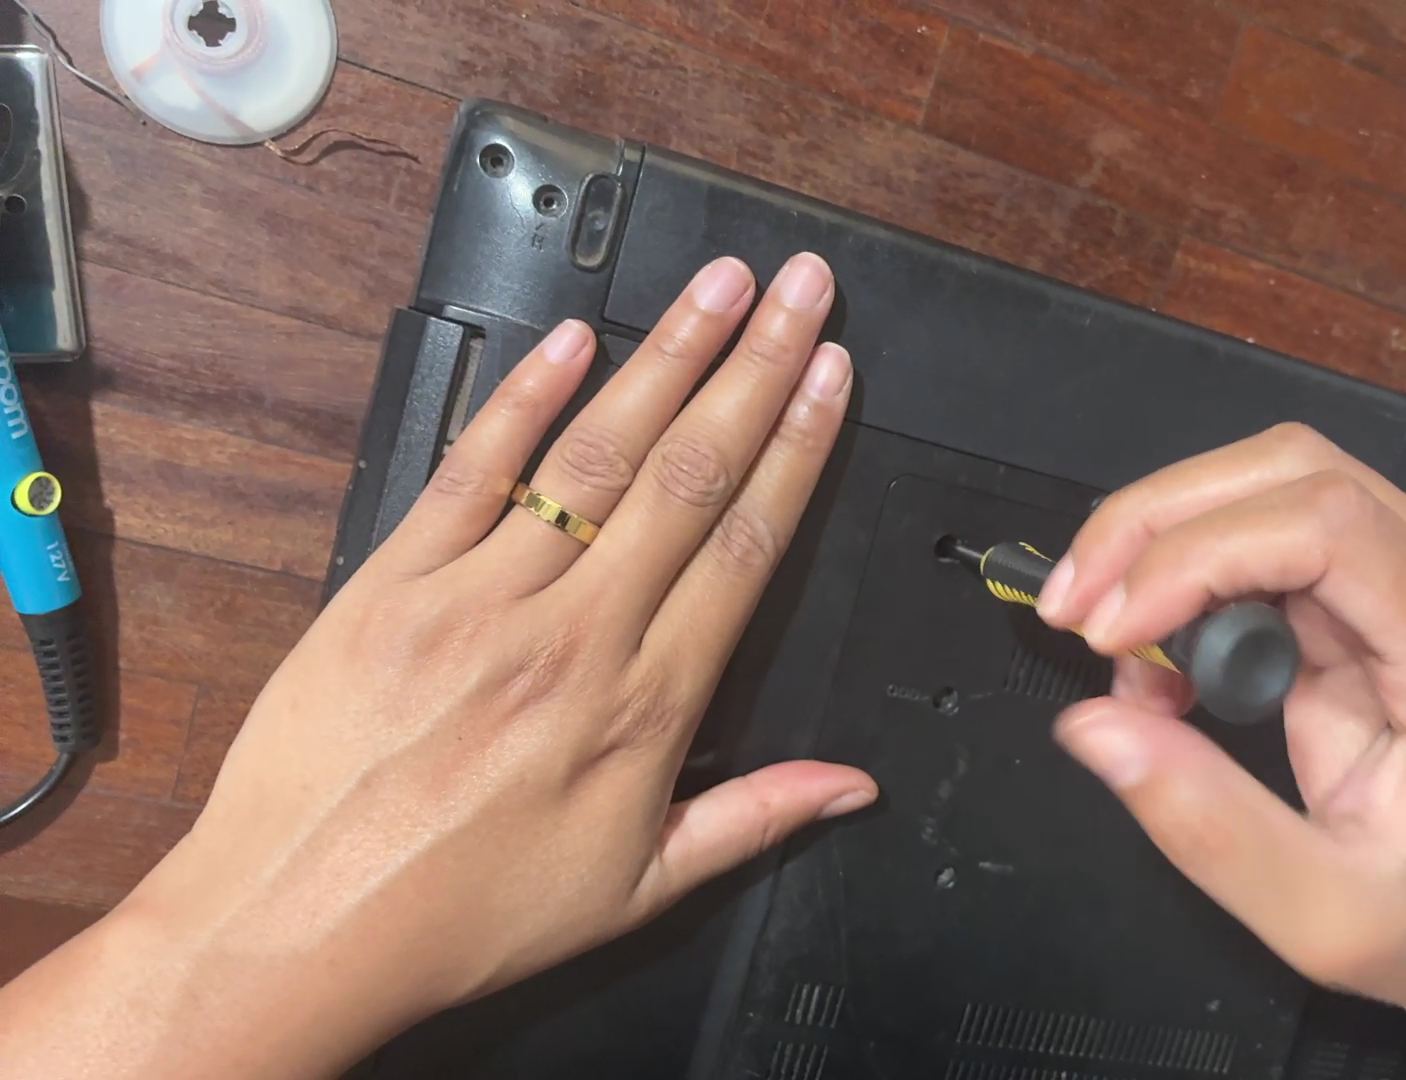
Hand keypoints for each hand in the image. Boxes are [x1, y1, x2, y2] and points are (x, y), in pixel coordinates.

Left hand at [0, 254, 876, 1079]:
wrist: (291, 929)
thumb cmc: (483, 906)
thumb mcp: (645, 885)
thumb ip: (762, 816)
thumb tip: (860, 786)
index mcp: (646, 699)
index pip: (746, 545)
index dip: (797, 450)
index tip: (830, 377)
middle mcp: (577, 628)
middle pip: (688, 475)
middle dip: (757, 371)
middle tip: (802, 292)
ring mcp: (481, 593)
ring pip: (596, 454)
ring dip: (669, 360)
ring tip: (722, 287)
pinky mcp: (395, 578)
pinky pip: (471, 469)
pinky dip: (526, 396)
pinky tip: (578, 337)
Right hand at [1035, 426, 1405, 1078]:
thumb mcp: (1315, 913)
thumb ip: (1203, 823)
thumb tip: (1087, 722)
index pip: (1331, 527)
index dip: (1199, 554)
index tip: (1110, 634)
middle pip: (1287, 471)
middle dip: (1152, 523)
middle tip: (1072, 610)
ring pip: (1260, 479)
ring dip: (1155, 538)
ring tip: (1109, 638)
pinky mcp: (1363, 574)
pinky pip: (1252, 523)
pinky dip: (1175, 567)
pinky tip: (1153, 647)